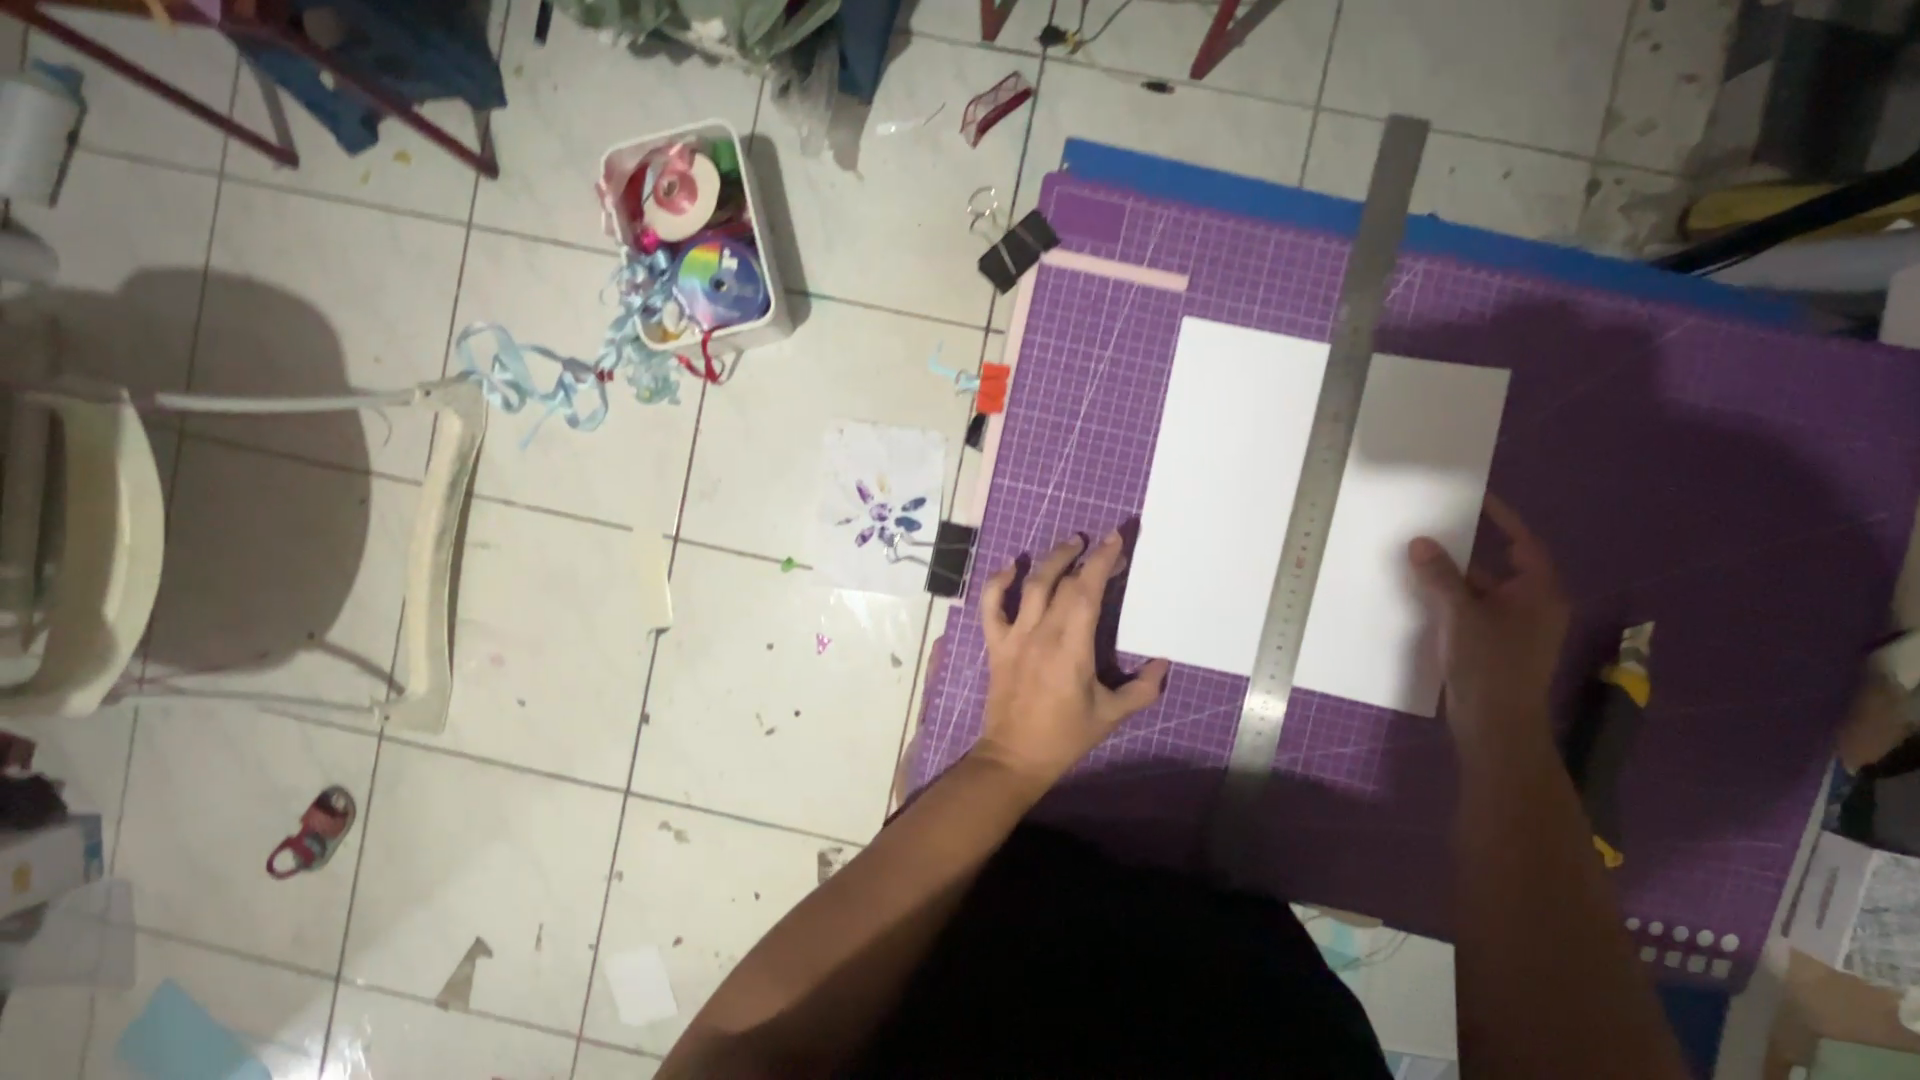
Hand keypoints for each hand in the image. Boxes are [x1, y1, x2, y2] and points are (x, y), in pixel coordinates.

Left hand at [974, 529, 1170, 787]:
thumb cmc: (1065, 737)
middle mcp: (1041, 633)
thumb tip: (1162, 663)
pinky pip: (991, 607)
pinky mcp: (996, 646)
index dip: (1101, 562)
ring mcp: (1014, 637)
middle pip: (1063, 583)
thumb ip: (1142, 689)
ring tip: (1070, 543)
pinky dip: (998, 583)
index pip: (1087, 592)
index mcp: (1071, 648)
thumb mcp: (1111, 715)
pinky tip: (1012, 567)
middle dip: (1086, 560)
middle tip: (1105, 548)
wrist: (1014, 757)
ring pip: (1031, 586)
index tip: (1116, 540)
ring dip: (1051, 560)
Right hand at [1408, 496, 1569, 744]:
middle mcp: (1532, 606)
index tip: (1476, 497)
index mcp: (1538, 592)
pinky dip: (1451, 600)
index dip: (1502, 518)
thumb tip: (1420, 542)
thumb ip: (1440, 576)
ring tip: (1417, 559)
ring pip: (1482, 591)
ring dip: (1453, 577)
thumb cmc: (1490, 664)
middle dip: (1467, 550)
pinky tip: (1421, 595)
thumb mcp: (1461, 614)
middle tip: (1433, 527)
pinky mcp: (1494, 646)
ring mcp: (1514, 628)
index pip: (1523, 542)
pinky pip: (1473, 611)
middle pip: (1500, 566)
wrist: (1496, 725)